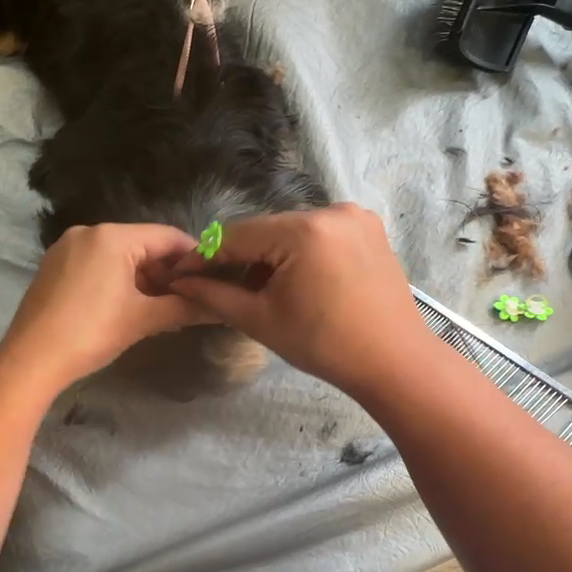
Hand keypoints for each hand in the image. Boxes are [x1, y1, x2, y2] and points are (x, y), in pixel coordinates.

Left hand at [0, 223, 210, 395]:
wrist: (30, 360)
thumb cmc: (91, 333)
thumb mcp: (142, 320)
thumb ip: (184, 308)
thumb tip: (220, 308)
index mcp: (111, 236)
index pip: (167, 236)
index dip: (193, 258)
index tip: (212, 279)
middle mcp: (86, 233)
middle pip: (140, 245)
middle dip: (165, 272)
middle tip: (186, 300)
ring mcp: (64, 250)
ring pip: (116, 257)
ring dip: (141, 279)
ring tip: (160, 309)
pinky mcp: (51, 269)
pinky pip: (94, 266)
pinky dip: (114, 282)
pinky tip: (124, 307)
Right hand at [168, 204, 435, 396]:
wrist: (393, 361)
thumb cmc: (322, 344)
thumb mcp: (258, 319)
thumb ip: (213, 294)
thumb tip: (178, 281)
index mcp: (304, 230)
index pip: (236, 235)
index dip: (203, 255)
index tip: (179, 274)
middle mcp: (331, 211)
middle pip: (263, 230)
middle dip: (237, 257)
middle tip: (214, 286)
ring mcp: (354, 217)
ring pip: (289, 231)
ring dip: (266, 256)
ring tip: (255, 290)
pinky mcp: (368, 229)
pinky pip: (316, 234)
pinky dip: (295, 253)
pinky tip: (289, 283)